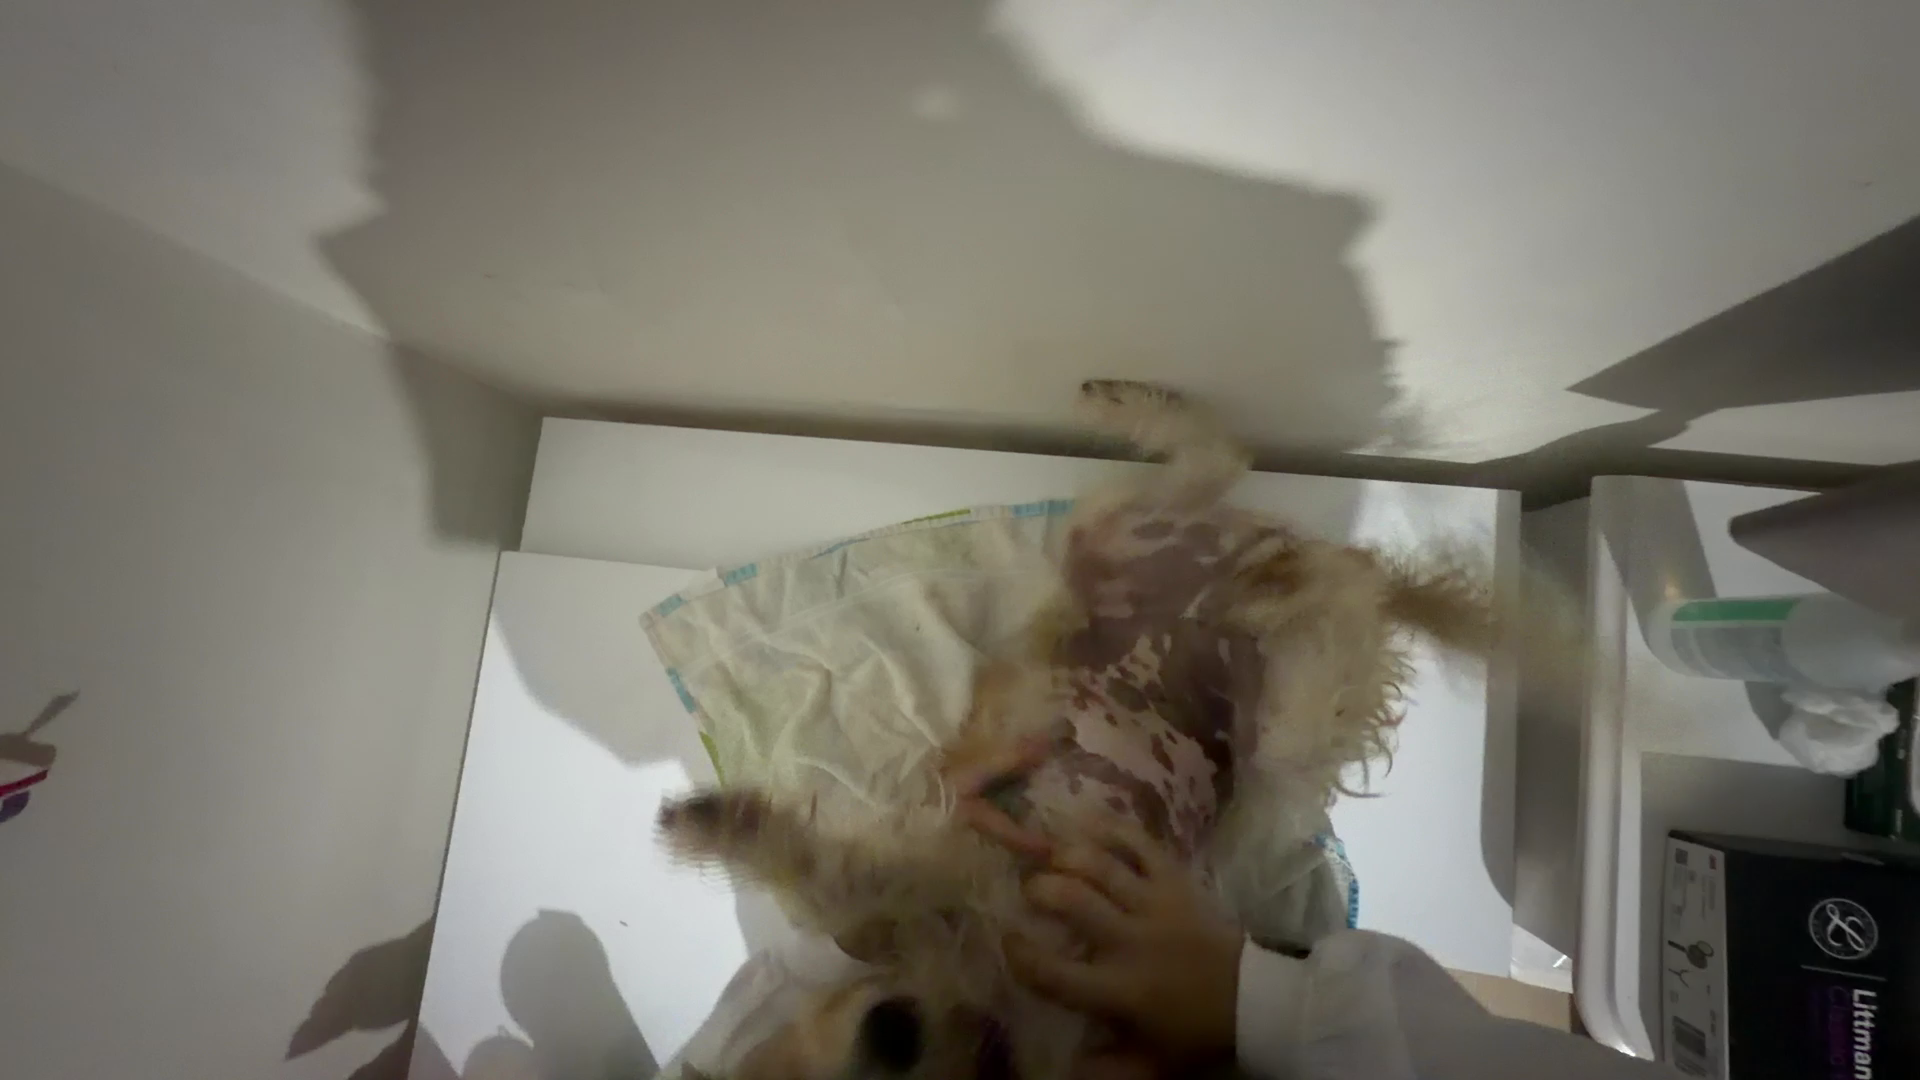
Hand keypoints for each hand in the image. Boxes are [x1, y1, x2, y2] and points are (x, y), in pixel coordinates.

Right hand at [964, 799, 1244, 1065]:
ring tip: (1051, 853)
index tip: (1009, 940)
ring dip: (1067, 853)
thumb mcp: (1150, 1063)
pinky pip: (1140, 843)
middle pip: (1073, 900)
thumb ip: (1106, 1067)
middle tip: (1030, 888)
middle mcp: (1130, 940)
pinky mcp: (1173, 879)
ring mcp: (1153, 903)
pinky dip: (1112, 828)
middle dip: (1040, 888)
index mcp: (1120, 989)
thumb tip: (1062, 1066)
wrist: (1252, 998)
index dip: (1022, 955)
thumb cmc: (1193, 1030)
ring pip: (1101, 865)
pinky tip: (1087, 821)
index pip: (1056, 973)